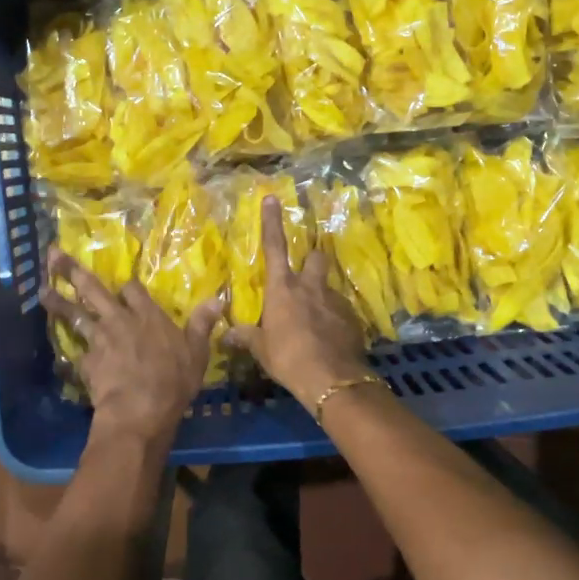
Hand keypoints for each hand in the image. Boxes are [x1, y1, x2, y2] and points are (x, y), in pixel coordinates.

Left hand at [43, 248, 223, 446]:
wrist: (138, 411)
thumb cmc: (172, 382)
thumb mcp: (196, 353)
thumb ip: (202, 325)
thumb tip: (217, 299)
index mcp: (147, 315)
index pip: (133, 288)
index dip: (127, 286)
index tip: (124, 285)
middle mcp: (120, 319)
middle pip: (93, 289)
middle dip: (73, 271)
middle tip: (54, 255)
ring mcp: (100, 339)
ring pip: (74, 313)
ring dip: (57, 301)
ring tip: (41, 290)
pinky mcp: (86, 360)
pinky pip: (75, 349)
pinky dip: (68, 346)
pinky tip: (57, 345)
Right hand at [224, 197, 371, 409]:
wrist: (332, 381)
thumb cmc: (288, 358)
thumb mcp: (261, 349)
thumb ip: (245, 337)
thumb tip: (225, 335)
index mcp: (283, 288)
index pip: (274, 246)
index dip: (272, 222)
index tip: (272, 198)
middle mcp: (310, 288)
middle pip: (315, 258)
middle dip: (311, 261)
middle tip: (306, 277)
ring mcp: (335, 302)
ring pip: (329, 289)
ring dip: (322, 299)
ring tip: (315, 324)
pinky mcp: (353, 320)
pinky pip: (341, 314)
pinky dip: (335, 322)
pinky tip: (329, 341)